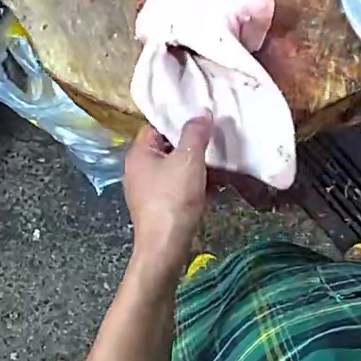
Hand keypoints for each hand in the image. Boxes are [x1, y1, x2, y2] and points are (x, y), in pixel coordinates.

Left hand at [123, 119, 210, 276]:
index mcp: (139, 154)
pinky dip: (196, 186)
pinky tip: (217, 189)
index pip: (155, 126)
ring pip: (176, 170)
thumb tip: (202, 114)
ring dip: (199, 168)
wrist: (165, 246)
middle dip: (193, 146)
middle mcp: (138, 170)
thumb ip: (196, 134)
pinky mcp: (160, 207)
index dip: (178, 120)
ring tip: (222, 165)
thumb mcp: (188, 160)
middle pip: (168, 148)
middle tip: (216, 141)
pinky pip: (179, 189)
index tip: (201, 118)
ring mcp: (148, 190)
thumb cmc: (173, 198)